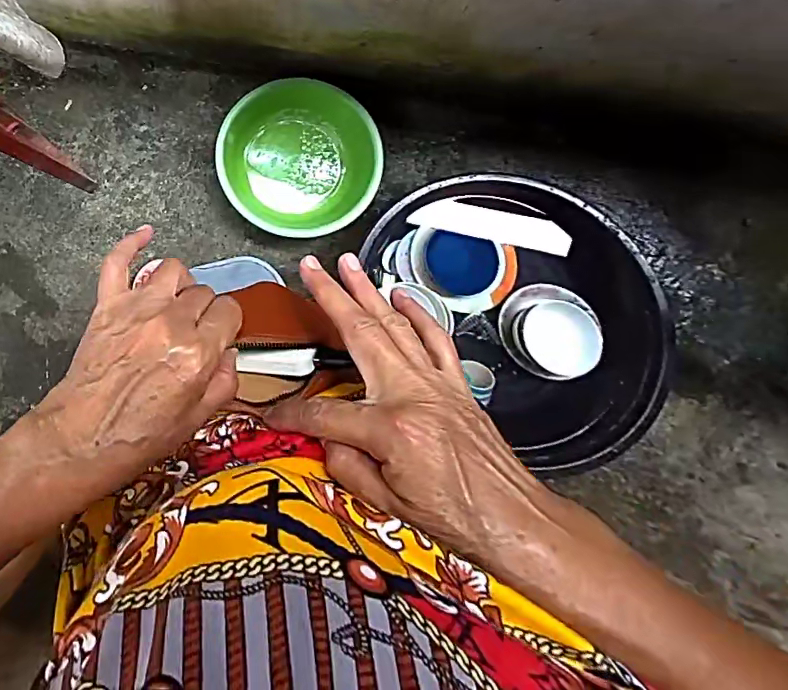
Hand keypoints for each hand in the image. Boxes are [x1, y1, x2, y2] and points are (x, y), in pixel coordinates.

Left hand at [32, 227, 240, 490]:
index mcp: (197, 353)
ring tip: (176, 300)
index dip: (228, 323)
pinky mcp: (108, 305)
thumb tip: (229, 356)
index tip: (221, 332)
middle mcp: (170, 324)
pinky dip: (131, 243)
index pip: (230, 312)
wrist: (80, 441)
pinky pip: (118, 261)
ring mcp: (137, 309)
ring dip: (180, 283)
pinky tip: (144, 234)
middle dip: (205, 309)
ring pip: (173, 269)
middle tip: (195, 329)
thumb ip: (223, 382)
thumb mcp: (195, 421)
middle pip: (204, 292)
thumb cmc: (134, 437)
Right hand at [266, 253, 570, 566]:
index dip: (292, 414)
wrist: (513, 521)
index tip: (275, 414)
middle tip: (313, 270)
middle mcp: (413, 393)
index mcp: (390, 428)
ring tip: (349, 266)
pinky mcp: (455, 385)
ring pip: (395, 323)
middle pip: (360, 333)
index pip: (324, 414)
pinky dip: (418, 313)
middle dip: (331, 295)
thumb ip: (347, 466)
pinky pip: (435, 338)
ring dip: (368, 290)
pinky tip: (402, 297)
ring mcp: (436, 383)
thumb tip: (327, 440)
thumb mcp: (387, 503)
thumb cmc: (459, 518)